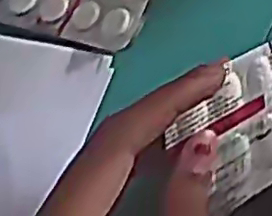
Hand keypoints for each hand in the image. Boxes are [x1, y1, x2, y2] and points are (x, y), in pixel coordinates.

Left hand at [38, 61, 226, 215]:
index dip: (177, 92)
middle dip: (170, 102)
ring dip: (156, 125)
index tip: (217, 70)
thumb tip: (205, 146)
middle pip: (115, 133)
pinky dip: (136, 153)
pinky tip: (164, 155)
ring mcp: (55, 208)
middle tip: (215, 81)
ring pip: (105, 151)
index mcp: (68, 205)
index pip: (125, 127)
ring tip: (200, 111)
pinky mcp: (63, 215)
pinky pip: (97, 173)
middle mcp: (55, 201)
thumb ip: (179, 202)